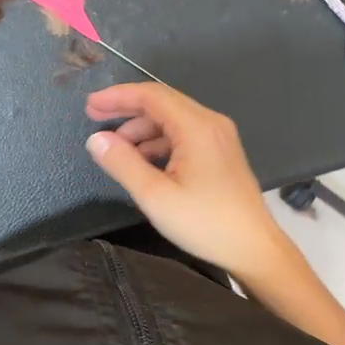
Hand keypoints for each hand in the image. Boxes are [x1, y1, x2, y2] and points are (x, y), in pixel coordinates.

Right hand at [84, 83, 295, 280]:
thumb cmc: (205, 223)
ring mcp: (219, 138)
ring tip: (116, 148)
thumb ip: (123, 163)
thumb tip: (96, 139)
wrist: (254, 248)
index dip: (118, 96)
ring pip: (173, 119)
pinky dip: (159, 141)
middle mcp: (210, 123)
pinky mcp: (221, 153)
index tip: (90, 105)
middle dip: (127, 108)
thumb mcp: (155, 196)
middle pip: (163, 102)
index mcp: (197, 127)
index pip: (152, 96)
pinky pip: (184, 135)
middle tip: (95, 118)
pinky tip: (142, 161)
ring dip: (142, 128)